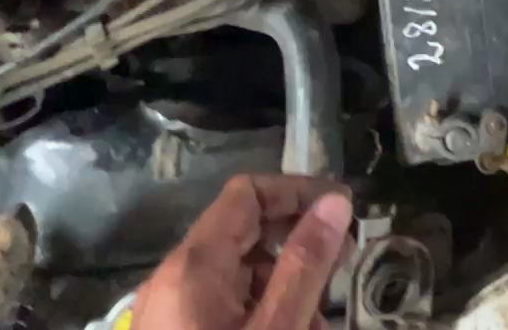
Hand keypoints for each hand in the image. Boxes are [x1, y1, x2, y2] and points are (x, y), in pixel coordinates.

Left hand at [132, 174, 353, 329]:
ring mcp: (165, 317)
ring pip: (235, 275)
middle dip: (297, 240)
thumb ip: (305, 265)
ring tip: (321, 319)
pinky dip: (260, 311)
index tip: (343, 213)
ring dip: (284, 282)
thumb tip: (336, 200)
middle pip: (243, 230)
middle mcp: (170, 280)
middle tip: (342, 262)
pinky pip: (220, 309)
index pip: (247, 192)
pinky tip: (290, 327)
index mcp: (191, 266)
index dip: (297, 191)